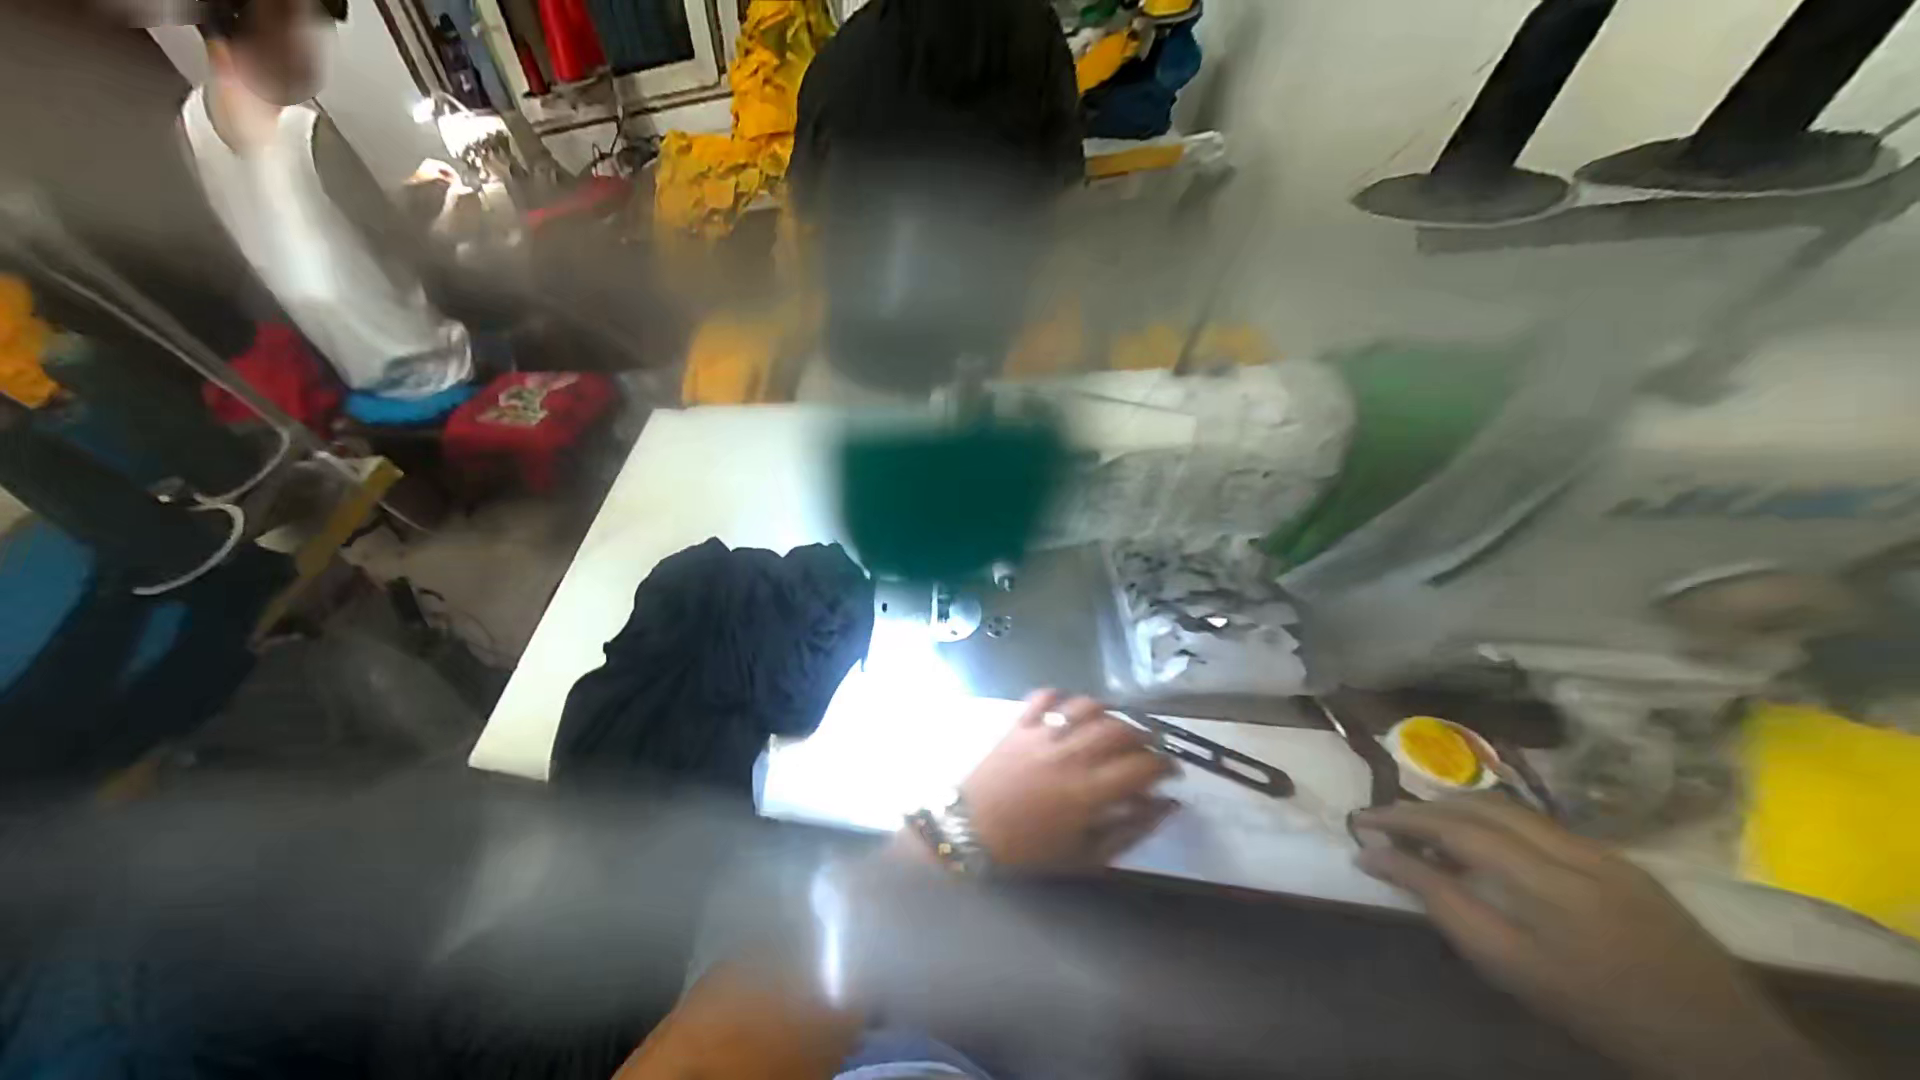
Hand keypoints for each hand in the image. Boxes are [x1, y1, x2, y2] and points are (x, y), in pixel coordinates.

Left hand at [954, 691, 1177, 871]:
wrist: (969, 832)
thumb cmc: (1030, 851)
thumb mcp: (1086, 855)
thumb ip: (1131, 830)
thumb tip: (1167, 806)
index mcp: (1088, 791)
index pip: (1143, 765)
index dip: (1165, 765)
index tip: (1170, 773)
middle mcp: (1069, 756)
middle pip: (1120, 729)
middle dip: (1144, 735)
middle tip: (1148, 748)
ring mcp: (1042, 735)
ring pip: (1087, 706)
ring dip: (1108, 712)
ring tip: (1114, 726)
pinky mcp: (1019, 725)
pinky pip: (1046, 697)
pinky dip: (1063, 697)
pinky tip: (1071, 711)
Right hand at [1353, 797, 1833, 1079]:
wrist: (1725, 1049)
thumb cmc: (1597, 1011)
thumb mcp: (1506, 966)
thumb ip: (1438, 902)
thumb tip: (1374, 857)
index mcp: (1547, 882)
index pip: (1452, 829)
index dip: (1398, 820)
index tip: (1358, 823)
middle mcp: (1574, 851)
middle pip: (1479, 807)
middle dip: (1422, 809)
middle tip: (1382, 822)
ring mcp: (1604, 852)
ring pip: (1511, 809)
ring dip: (1458, 811)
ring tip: (1423, 829)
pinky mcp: (1624, 862)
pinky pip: (1541, 826)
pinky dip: (1496, 824)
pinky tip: (1484, 846)